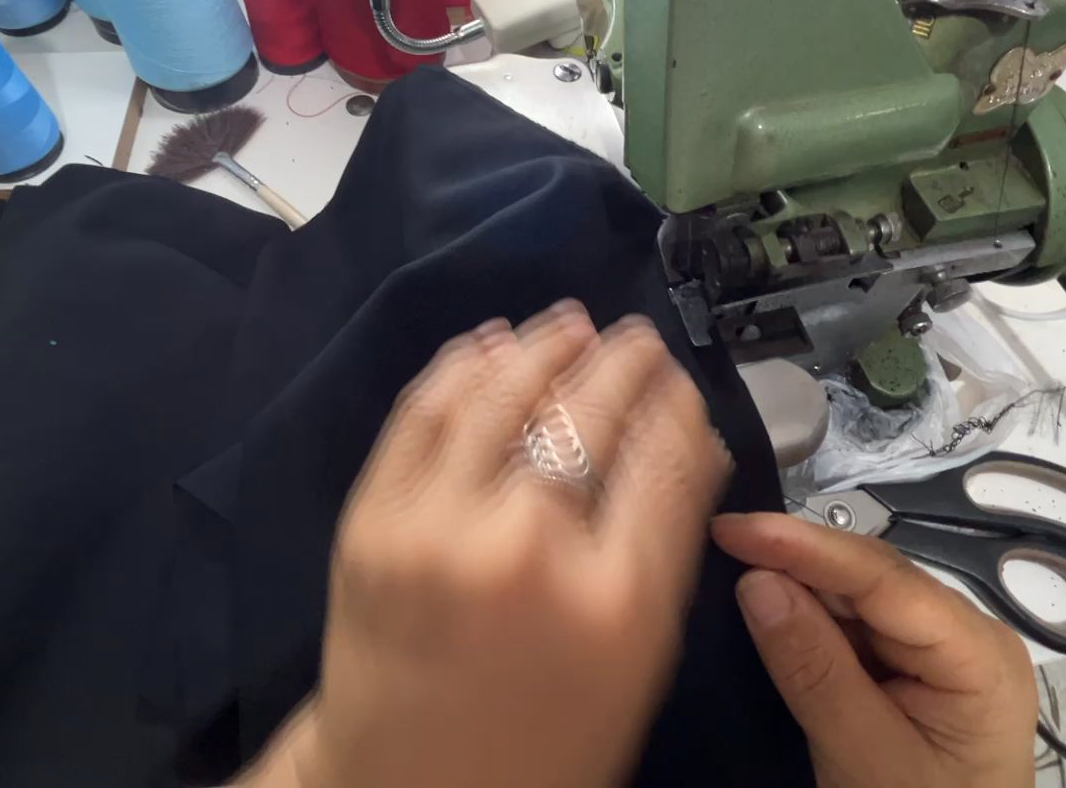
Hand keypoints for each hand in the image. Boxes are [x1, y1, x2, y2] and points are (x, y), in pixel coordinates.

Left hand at [241, 302, 732, 787]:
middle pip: (589, 414)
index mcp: (611, 602)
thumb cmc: (544, 735)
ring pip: (503, 395)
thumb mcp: (636, 657)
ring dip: (544, 346)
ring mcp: (436, 525)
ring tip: (571, 323)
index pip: (663, 459)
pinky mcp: (373, 515)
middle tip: (636, 337)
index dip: (676, 403)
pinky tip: (494, 342)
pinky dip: (462, 365)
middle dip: (623, 362)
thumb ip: (668, 540)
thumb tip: (693, 437)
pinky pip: (423, 412)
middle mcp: (524, 549)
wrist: (403, 785)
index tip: (678, 377)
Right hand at [711, 514, 1036, 787]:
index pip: (880, 577)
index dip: (802, 545)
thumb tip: (755, 582)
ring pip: (844, 592)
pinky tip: (760, 598)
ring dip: (787, 580)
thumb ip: (815, 671)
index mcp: (975, 653)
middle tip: (716, 541)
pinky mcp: (897, 661)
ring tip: (726, 562)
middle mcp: (957, 631)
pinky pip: (839, 620)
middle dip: (789, 558)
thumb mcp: (868, 764)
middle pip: (860, 575)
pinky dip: (796, 612)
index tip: (731, 529)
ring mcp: (927, 645)